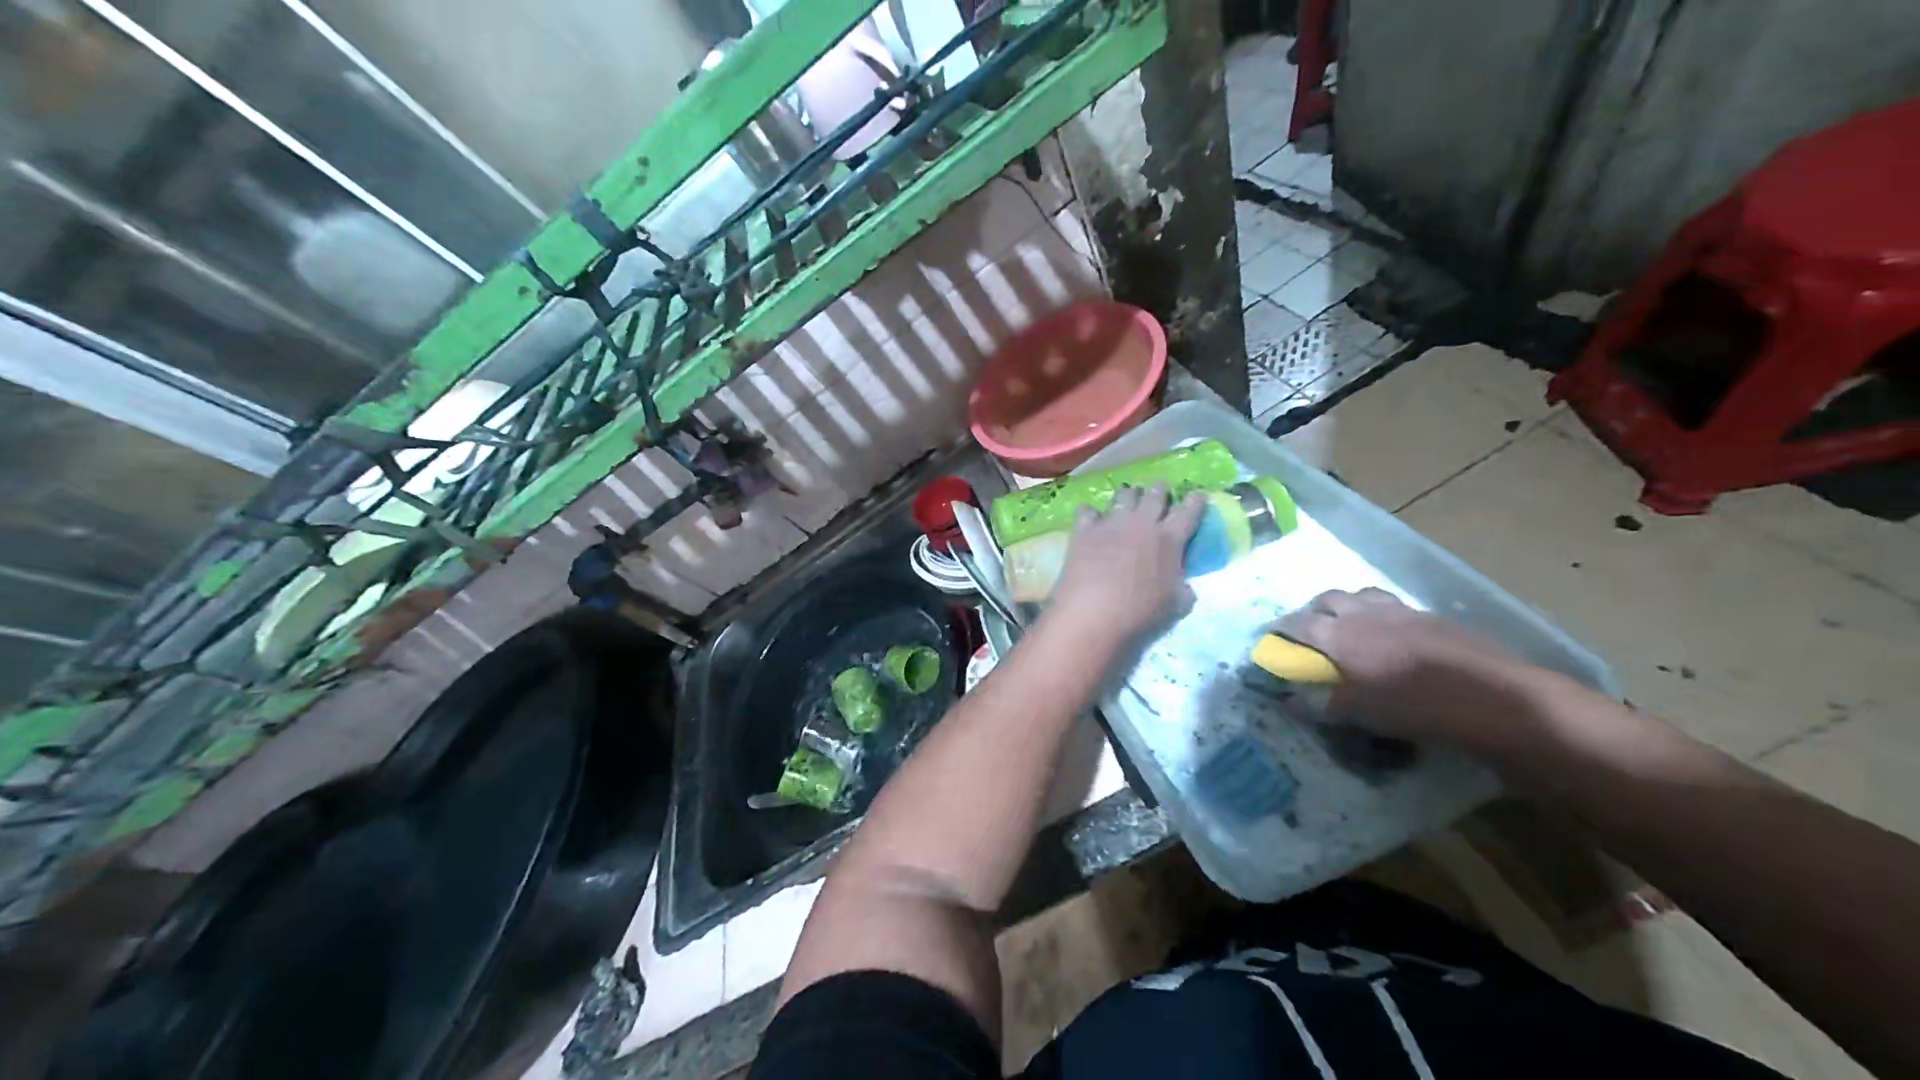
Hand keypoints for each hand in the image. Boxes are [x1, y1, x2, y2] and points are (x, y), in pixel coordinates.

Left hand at [1046, 484, 1205, 647]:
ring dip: (1129, 495)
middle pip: (1155, 494)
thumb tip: (1183, 585)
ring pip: (1124, 495)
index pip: (1189, 511)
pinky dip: (1090, 512)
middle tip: (1160, 490)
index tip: (1197, 495)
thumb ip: (1182, 588)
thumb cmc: (1141, 612)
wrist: (1094, 611)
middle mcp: (1142, 522)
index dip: (1196, 501)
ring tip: (1128, 497)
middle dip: (1160, 490)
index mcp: (1170, 539)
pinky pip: (1087, 510)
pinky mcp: (1084, 530)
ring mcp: (1112, 522)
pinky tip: (1090, 516)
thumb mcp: (1175, 605)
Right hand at [1279, 588, 1525, 740]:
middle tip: (1311, 632)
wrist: (1495, 699)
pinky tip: (1394, 637)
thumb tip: (1290, 700)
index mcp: (1339, 635)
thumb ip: (1321, 703)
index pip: (1296, 623)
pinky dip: (1383, 616)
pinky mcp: (1433, 618)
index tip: (1271, 638)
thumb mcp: (1360, 714)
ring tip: (1350, 627)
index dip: (1279, 629)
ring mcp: (1402, 611)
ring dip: (1349, 606)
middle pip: (1327, 599)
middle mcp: (1364, 614)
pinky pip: (1396, 608)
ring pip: (1363, 595)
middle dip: (1313, 611)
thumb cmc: (1416, 708)